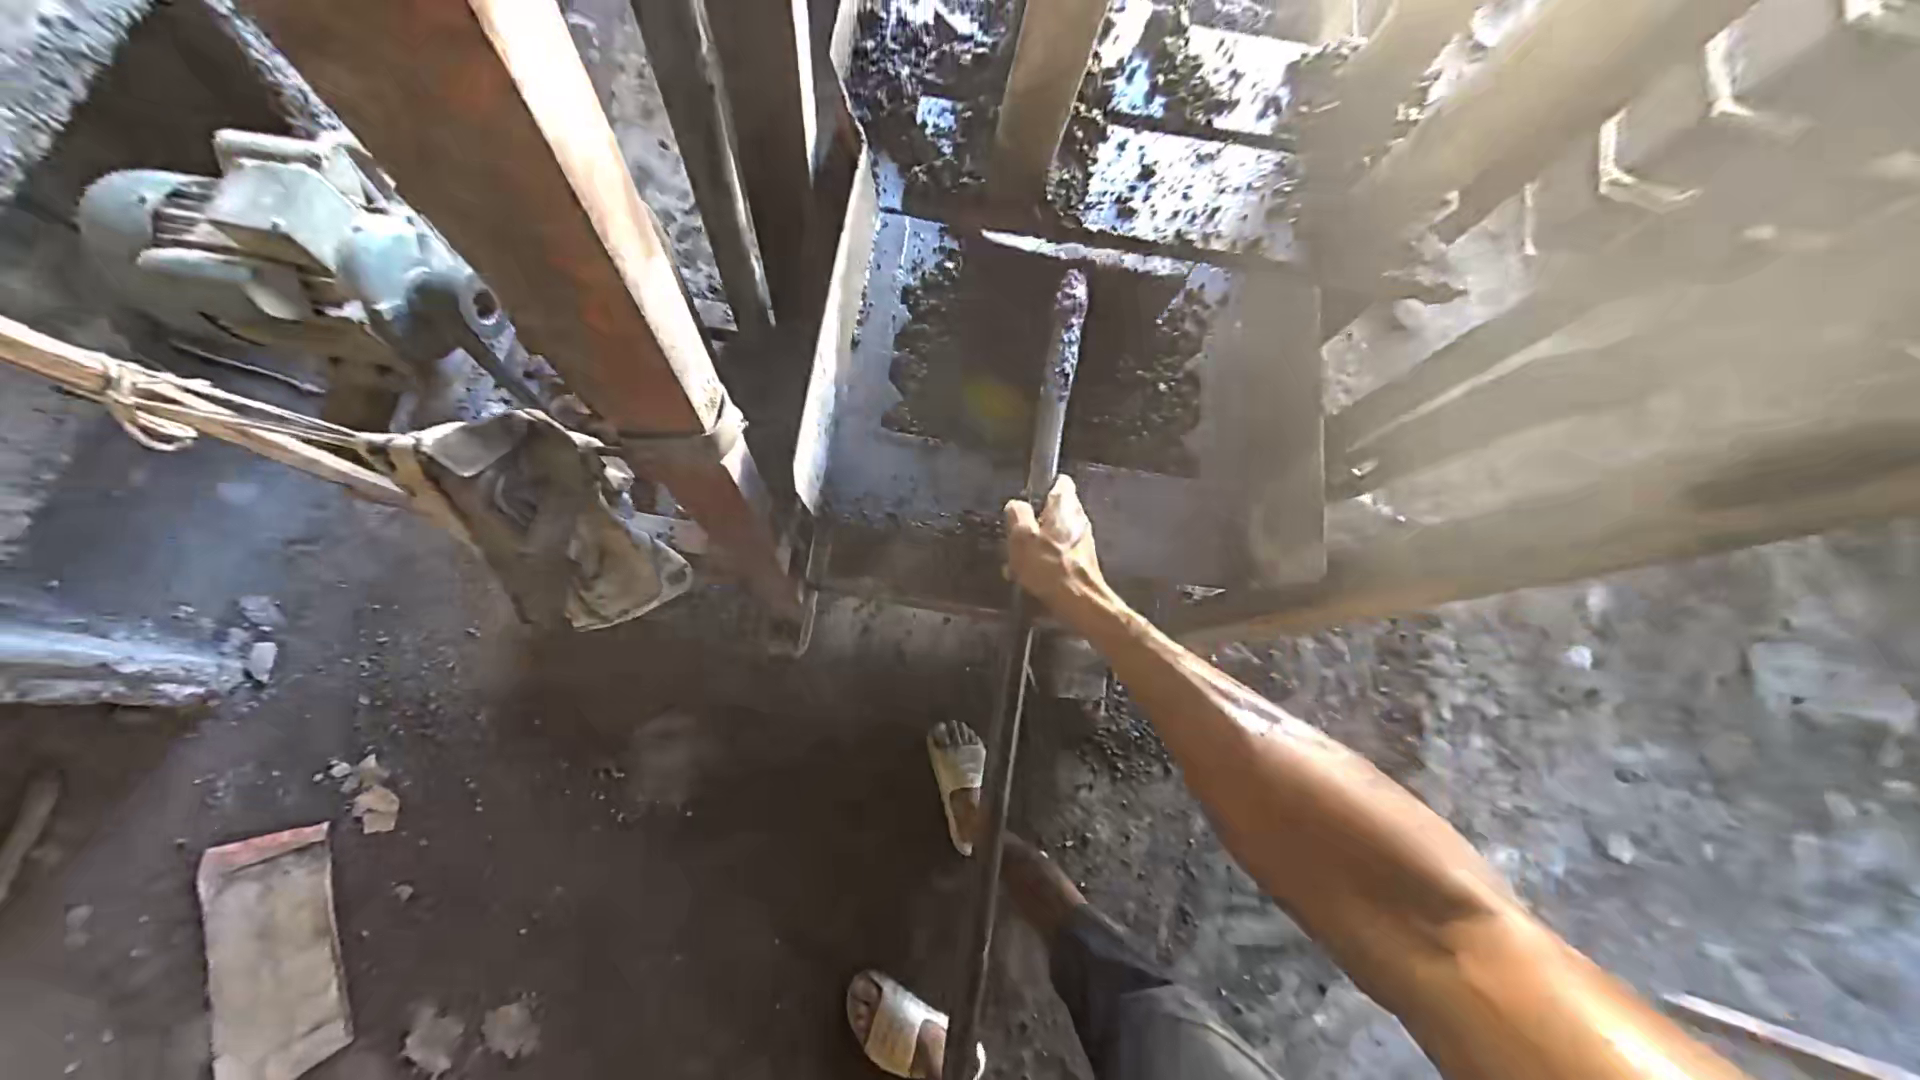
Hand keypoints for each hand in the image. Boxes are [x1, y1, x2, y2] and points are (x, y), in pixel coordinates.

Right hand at [1005, 475, 1109, 615]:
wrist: (1080, 603)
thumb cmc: (1049, 567)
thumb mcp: (1022, 537)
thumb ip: (1017, 515)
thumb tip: (1016, 505)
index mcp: (1065, 505)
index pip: (1060, 481)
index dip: (1042, 487)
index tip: (1026, 502)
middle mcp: (1078, 518)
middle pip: (1054, 510)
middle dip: (1035, 521)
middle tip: (1017, 537)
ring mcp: (1083, 540)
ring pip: (1055, 534)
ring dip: (1037, 545)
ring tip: (1018, 563)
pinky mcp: (1082, 561)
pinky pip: (1059, 553)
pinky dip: (1046, 561)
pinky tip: (1031, 578)